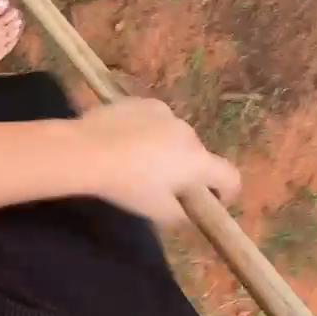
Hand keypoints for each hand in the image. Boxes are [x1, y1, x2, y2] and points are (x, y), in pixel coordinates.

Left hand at [74, 99, 241, 224]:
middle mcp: (188, 132)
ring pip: (174, 135)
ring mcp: (164, 113)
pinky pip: (154, 120)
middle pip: (198, 155)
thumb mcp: (159, 212)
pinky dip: (147, 129)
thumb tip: (187, 209)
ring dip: (167, 147)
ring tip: (137, 159)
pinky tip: (125, 139)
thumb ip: (183, 213)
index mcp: (198, 161)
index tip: (210, 201)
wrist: (86, 150)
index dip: (225, 192)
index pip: (230, 176)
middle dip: (188, 169)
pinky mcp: (141, 102)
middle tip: (162, 182)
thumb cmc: (127, 185)